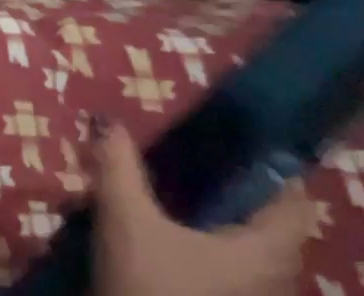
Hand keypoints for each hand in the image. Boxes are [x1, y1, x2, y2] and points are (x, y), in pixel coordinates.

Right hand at [94, 126, 315, 295]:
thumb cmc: (150, 279)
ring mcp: (256, 293)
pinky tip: (168, 226)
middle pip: (269, 221)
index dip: (269, 168)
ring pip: (249, 242)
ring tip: (173, 187)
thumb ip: (117, 166)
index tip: (229, 140)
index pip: (293, 201)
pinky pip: (233, 259)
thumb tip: (108, 121)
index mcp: (268, 250)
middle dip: (232, 187)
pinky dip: (209, 236)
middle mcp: (277, 274)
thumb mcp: (125, 216)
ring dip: (218, 213)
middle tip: (190, 157)